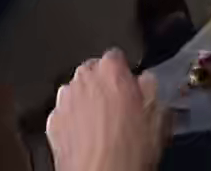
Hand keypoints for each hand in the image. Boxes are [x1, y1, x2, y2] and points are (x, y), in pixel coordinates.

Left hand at [47, 49, 165, 170]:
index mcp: (111, 68)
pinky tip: (85, 140)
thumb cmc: (127, 152)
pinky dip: (72, 123)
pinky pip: (65, 114)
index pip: (117, 57)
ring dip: (87, 103)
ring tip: (100, 130)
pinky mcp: (53, 122)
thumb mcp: (157, 117)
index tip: (130, 89)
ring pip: (78, 92)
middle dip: (104, 87)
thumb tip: (147, 81)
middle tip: (117, 112)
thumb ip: (151, 87)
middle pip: (95, 72)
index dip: (125, 74)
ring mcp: (66, 98)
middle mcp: (85, 76)